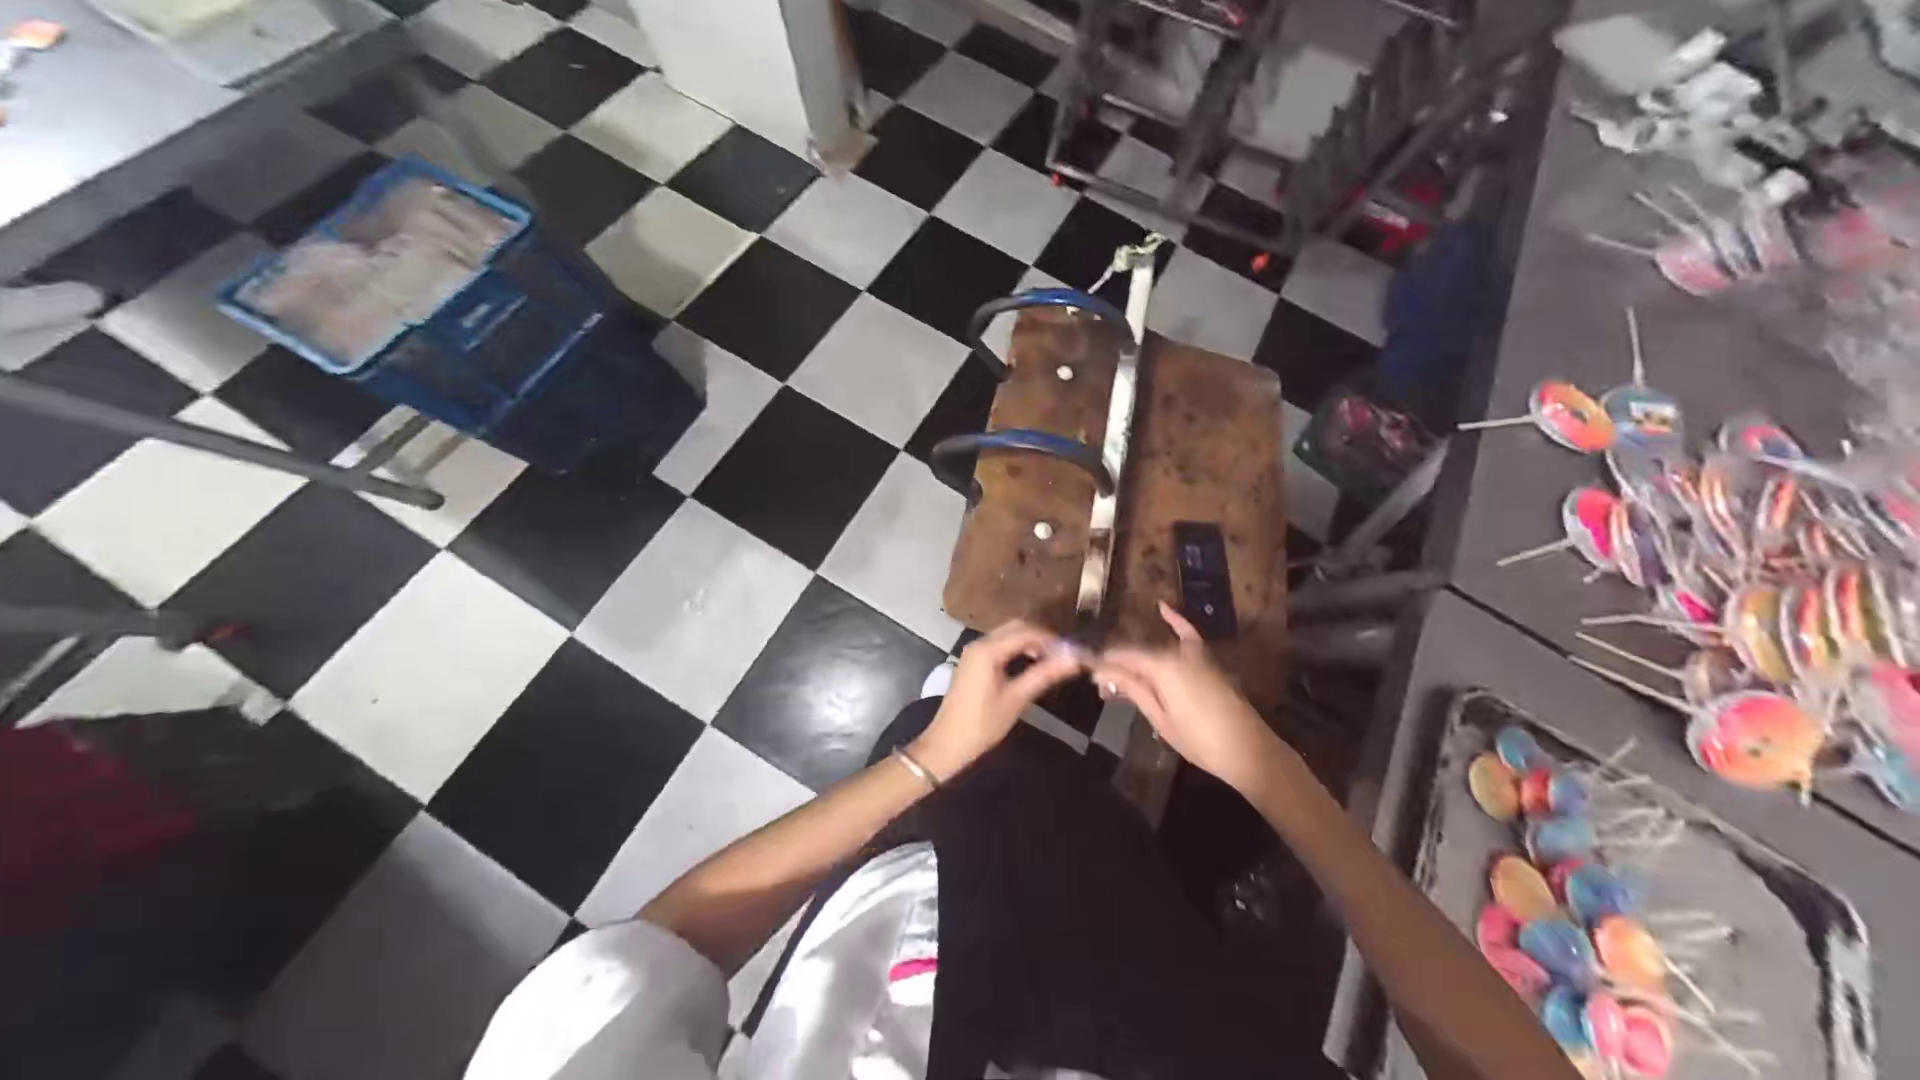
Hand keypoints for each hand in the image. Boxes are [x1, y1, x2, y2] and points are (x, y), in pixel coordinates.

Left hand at [909, 620, 1083, 780]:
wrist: (948, 743)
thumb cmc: (982, 724)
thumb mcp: (1017, 699)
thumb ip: (1044, 675)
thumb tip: (1073, 659)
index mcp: (988, 650)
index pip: (1026, 631)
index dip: (1052, 639)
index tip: (1072, 652)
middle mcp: (979, 644)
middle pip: (1016, 627)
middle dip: (1041, 637)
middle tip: (1063, 654)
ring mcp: (973, 652)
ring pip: (1007, 634)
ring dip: (1029, 641)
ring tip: (1051, 659)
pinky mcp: (972, 661)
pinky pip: (999, 644)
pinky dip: (1017, 648)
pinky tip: (1030, 663)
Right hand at [1091, 602, 1285, 794]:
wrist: (1248, 751)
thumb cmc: (1200, 741)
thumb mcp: (1160, 718)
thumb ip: (1133, 690)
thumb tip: (1104, 673)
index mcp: (1162, 667)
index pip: (1123, 657)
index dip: (1104, 665)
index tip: (1089, 675)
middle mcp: (1176, 653)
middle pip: (1138, 654)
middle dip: (1118, 667)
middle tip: (1102, 687)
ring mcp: (1194, 655)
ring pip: (1156, 649)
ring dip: (1137, 659)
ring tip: (1120, 675)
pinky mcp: (1206, 661)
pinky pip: (1188, 634)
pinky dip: (1176, 620)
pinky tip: (1162, 607)